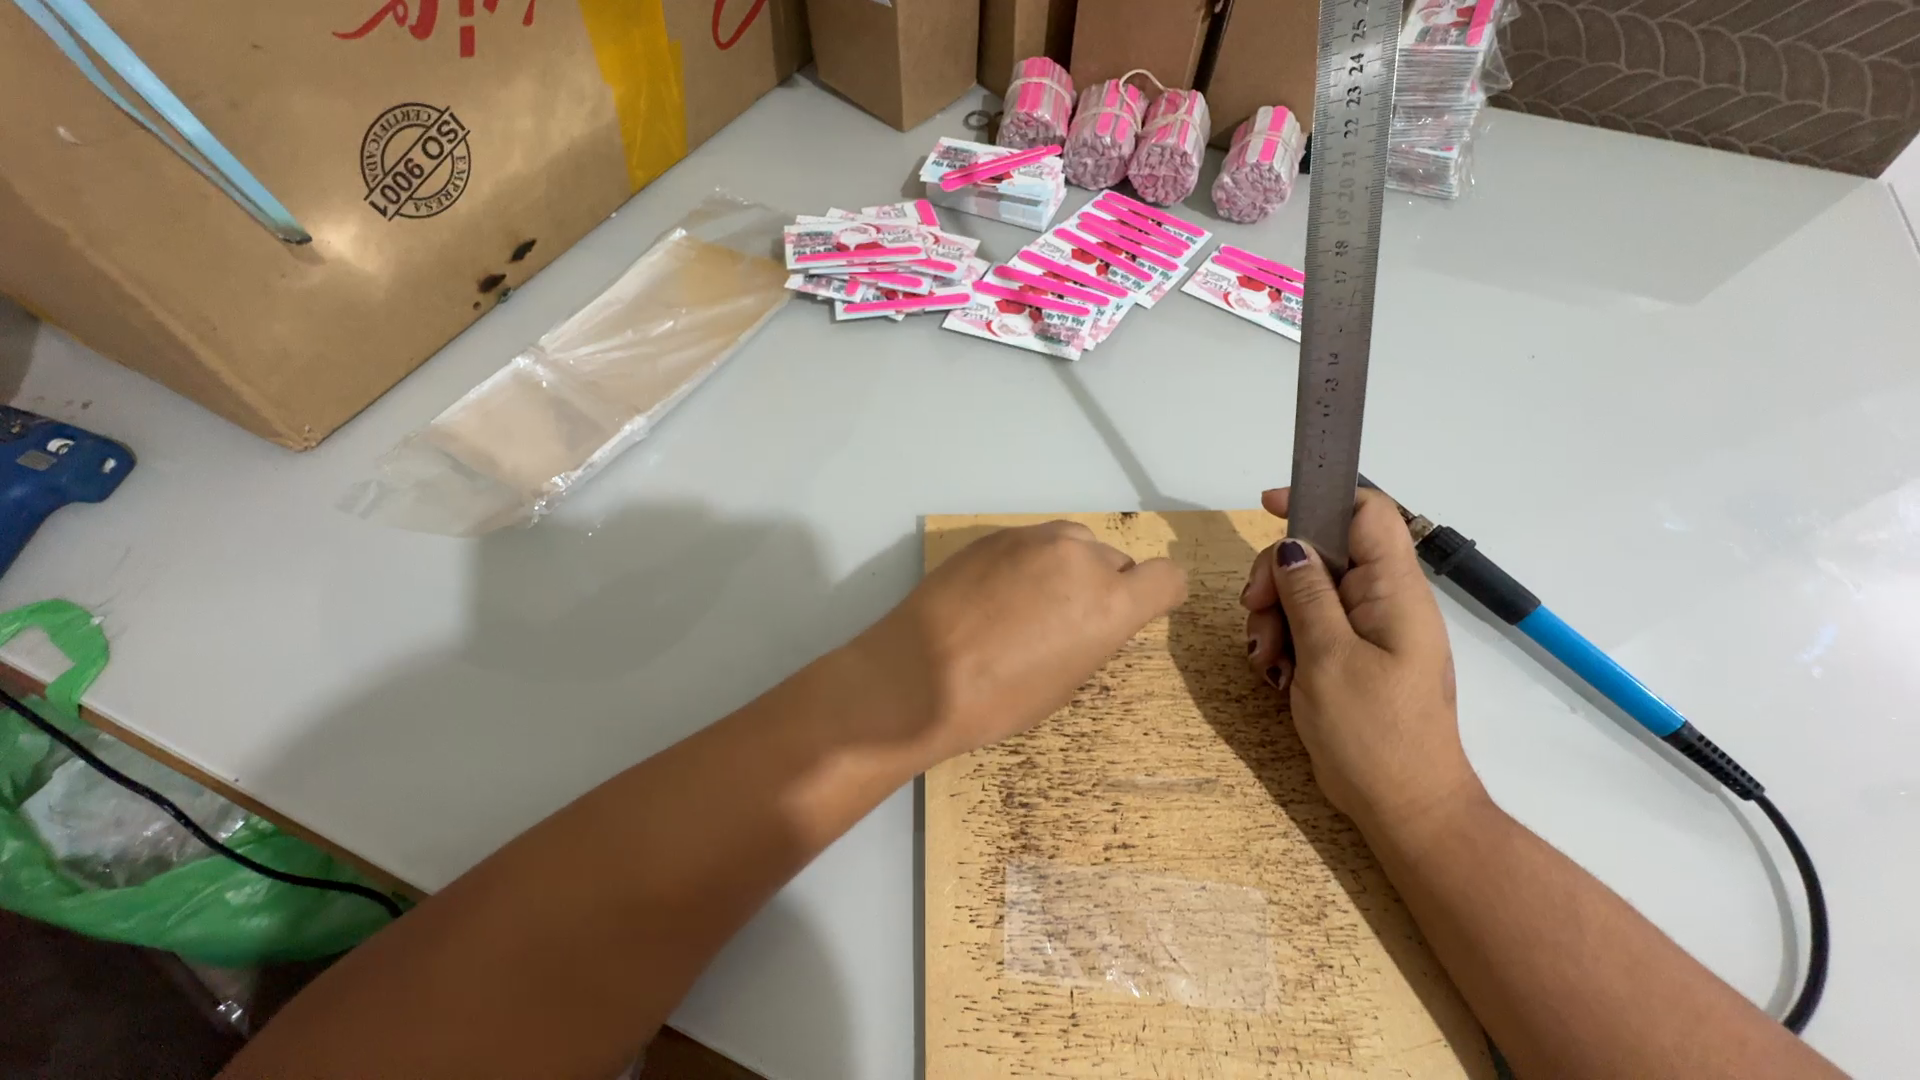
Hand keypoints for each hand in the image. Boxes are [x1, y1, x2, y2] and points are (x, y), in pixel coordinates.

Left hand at [851, 521, 1187, 765]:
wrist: (917, 675)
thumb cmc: (998, 699)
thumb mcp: (1065, 682)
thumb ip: (1095, 636)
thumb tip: (1094, 617)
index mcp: (1110, 603)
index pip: (1168, 578)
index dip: (1161, 595)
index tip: (1145, 609)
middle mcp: (1080, 559)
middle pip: (1116, 560)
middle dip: (1106, 586)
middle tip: (1069, 621)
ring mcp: (1034, 540)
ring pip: (1074, 544)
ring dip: (1069, 568)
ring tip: (1031, 605)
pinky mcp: (995, 535)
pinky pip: (1032, 543)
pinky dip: (1029, 563)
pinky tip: (995, 595)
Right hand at [1241, 488, 1483, 833]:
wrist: (1403, 807)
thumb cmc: (1372, 732)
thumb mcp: (1329, 658)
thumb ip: (1308, 596)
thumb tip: (1291, 545)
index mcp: (1393, 591)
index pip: (1368, 513)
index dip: (1320, 499)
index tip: (1267, 508)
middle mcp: (1383, 601)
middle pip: (1321, 552)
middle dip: (1278, 577)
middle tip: (1254, 612)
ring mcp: (1367, 630)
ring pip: (1306, 592)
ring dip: (1274, 617)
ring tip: (1266, 661)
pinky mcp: (1351, 656)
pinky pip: (1309, 627)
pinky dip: (1285, 642)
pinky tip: (1276, 674)